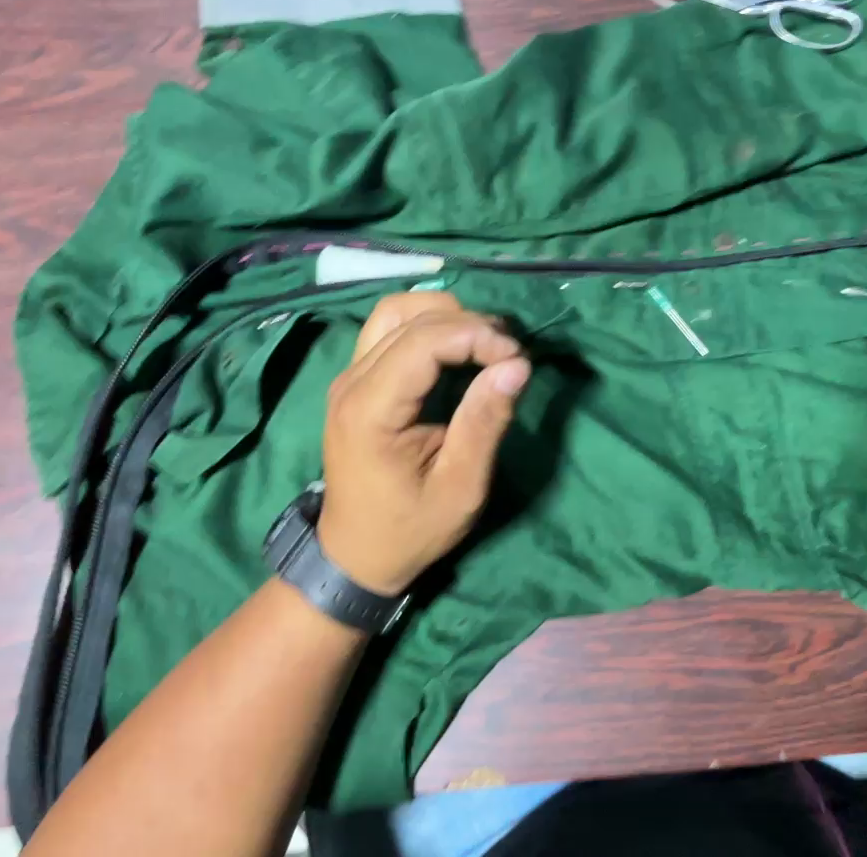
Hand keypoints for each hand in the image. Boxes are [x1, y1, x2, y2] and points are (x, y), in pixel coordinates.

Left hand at [318, 292, 531, 595]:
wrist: (355, 555)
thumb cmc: (410, 530)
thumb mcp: (460, 487)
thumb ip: (485, 422)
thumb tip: (518, 365)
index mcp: (371, 410)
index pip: (423, 340)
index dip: (475, 335)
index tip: (517, 358)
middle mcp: (351, 381)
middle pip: (410, 317)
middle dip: (468, 324)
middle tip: (509, 354)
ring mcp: (348, 376)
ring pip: (396, 311)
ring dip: (445, 317)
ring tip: (485, 344)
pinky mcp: (355, 379)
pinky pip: (388, 329)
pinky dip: (427, 326)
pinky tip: (457, 348)